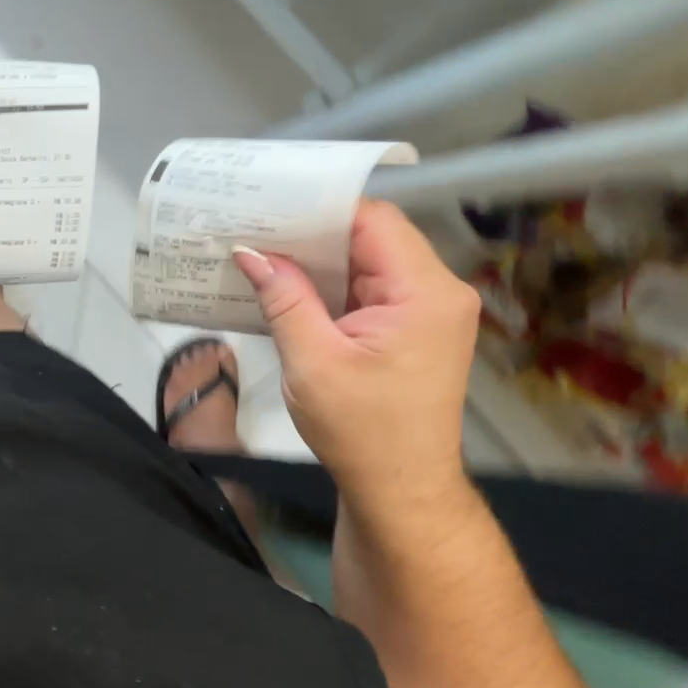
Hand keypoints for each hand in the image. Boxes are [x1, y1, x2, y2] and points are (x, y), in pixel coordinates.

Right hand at [233, 200, 480, 501]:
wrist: (397, 482)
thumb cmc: (360, 427)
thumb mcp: (311, 361)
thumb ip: (284, 300)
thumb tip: (251, 253)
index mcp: (423, 293)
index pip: (374, 223)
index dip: (321, 209)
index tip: (268, 204)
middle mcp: (436, 292)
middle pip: (371, 239)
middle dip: (311, 233)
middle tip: (251, 227)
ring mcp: (426, 311)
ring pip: (366, 264)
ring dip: (315, 262)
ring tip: (259, 253)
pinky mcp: (410, 329)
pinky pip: (366, 290)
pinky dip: (326, 287)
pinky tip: (285, 287)